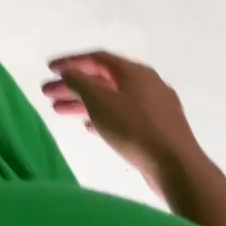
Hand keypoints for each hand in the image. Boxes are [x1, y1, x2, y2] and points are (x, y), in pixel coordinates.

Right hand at [43, 50, 206, 194]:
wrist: (178, 168)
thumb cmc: (134, 127)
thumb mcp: (98, 99)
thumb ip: (78, 81)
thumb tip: (68, 72)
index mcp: (135, 72)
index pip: (96, 57)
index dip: (70, 62)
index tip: (48, 69)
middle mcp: (147, 84)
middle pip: (102, 79)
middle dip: (72, 85)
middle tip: (48, 93)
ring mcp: (156, 108)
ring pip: (111, 98)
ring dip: (84, 102)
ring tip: (59, 111)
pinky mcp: (159, 129)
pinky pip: (123, 115)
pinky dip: (102, 116)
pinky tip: (88, 127)